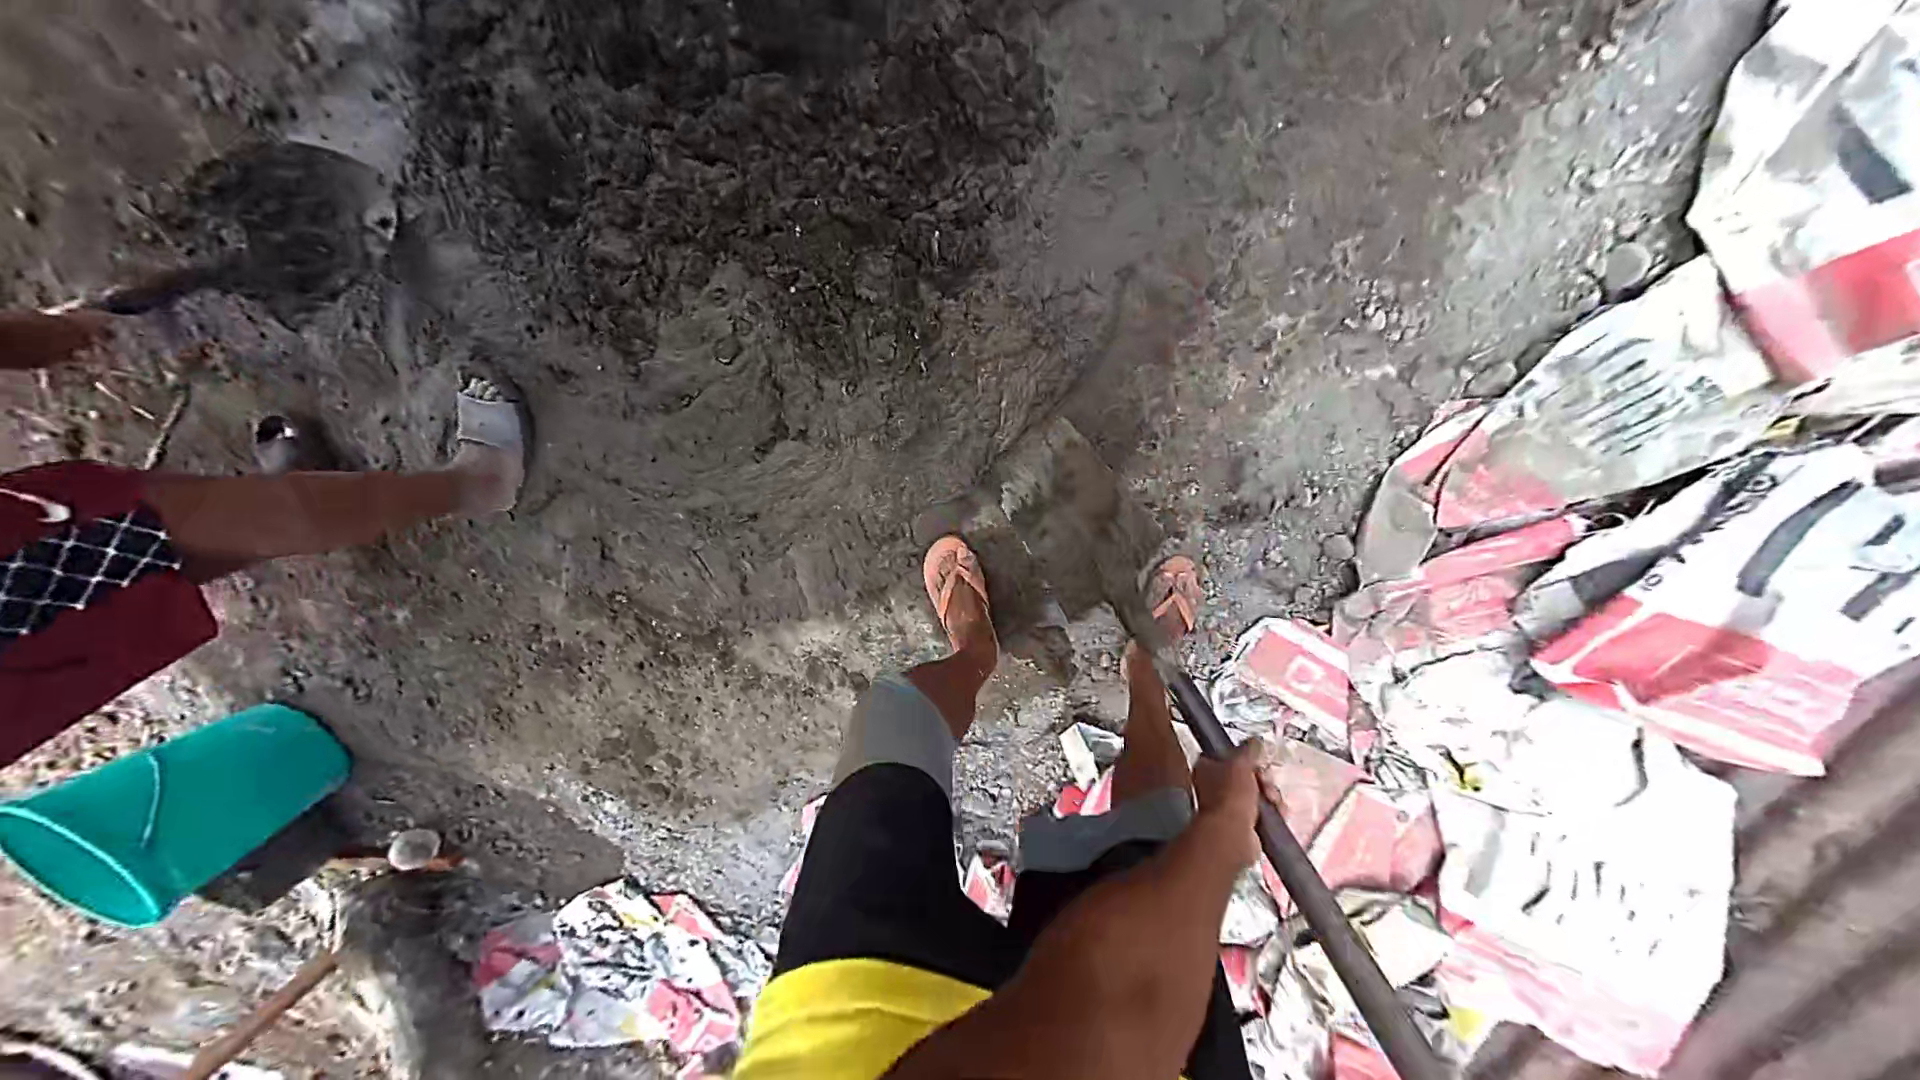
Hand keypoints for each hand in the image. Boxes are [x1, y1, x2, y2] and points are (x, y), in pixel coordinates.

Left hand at [1191, 739, 1263, 864]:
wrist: (1234, 833)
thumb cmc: (1228, 796)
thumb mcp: (1240, 763)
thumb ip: (1249, 749)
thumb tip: (1256, 741)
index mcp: (1206, 767)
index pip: (1229, 756)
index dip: (1246, 758)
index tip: (1257, 760)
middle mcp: (1215, 786)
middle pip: (1248, 775)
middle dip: (1263, 778)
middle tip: (1265, 782)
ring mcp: (1230, 805)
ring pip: (1258, 793)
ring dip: (1270, 795)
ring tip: (1271, 800)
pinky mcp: (1244, 823)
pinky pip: (1264, 812)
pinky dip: (1273, 812)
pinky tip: (1276, 812)